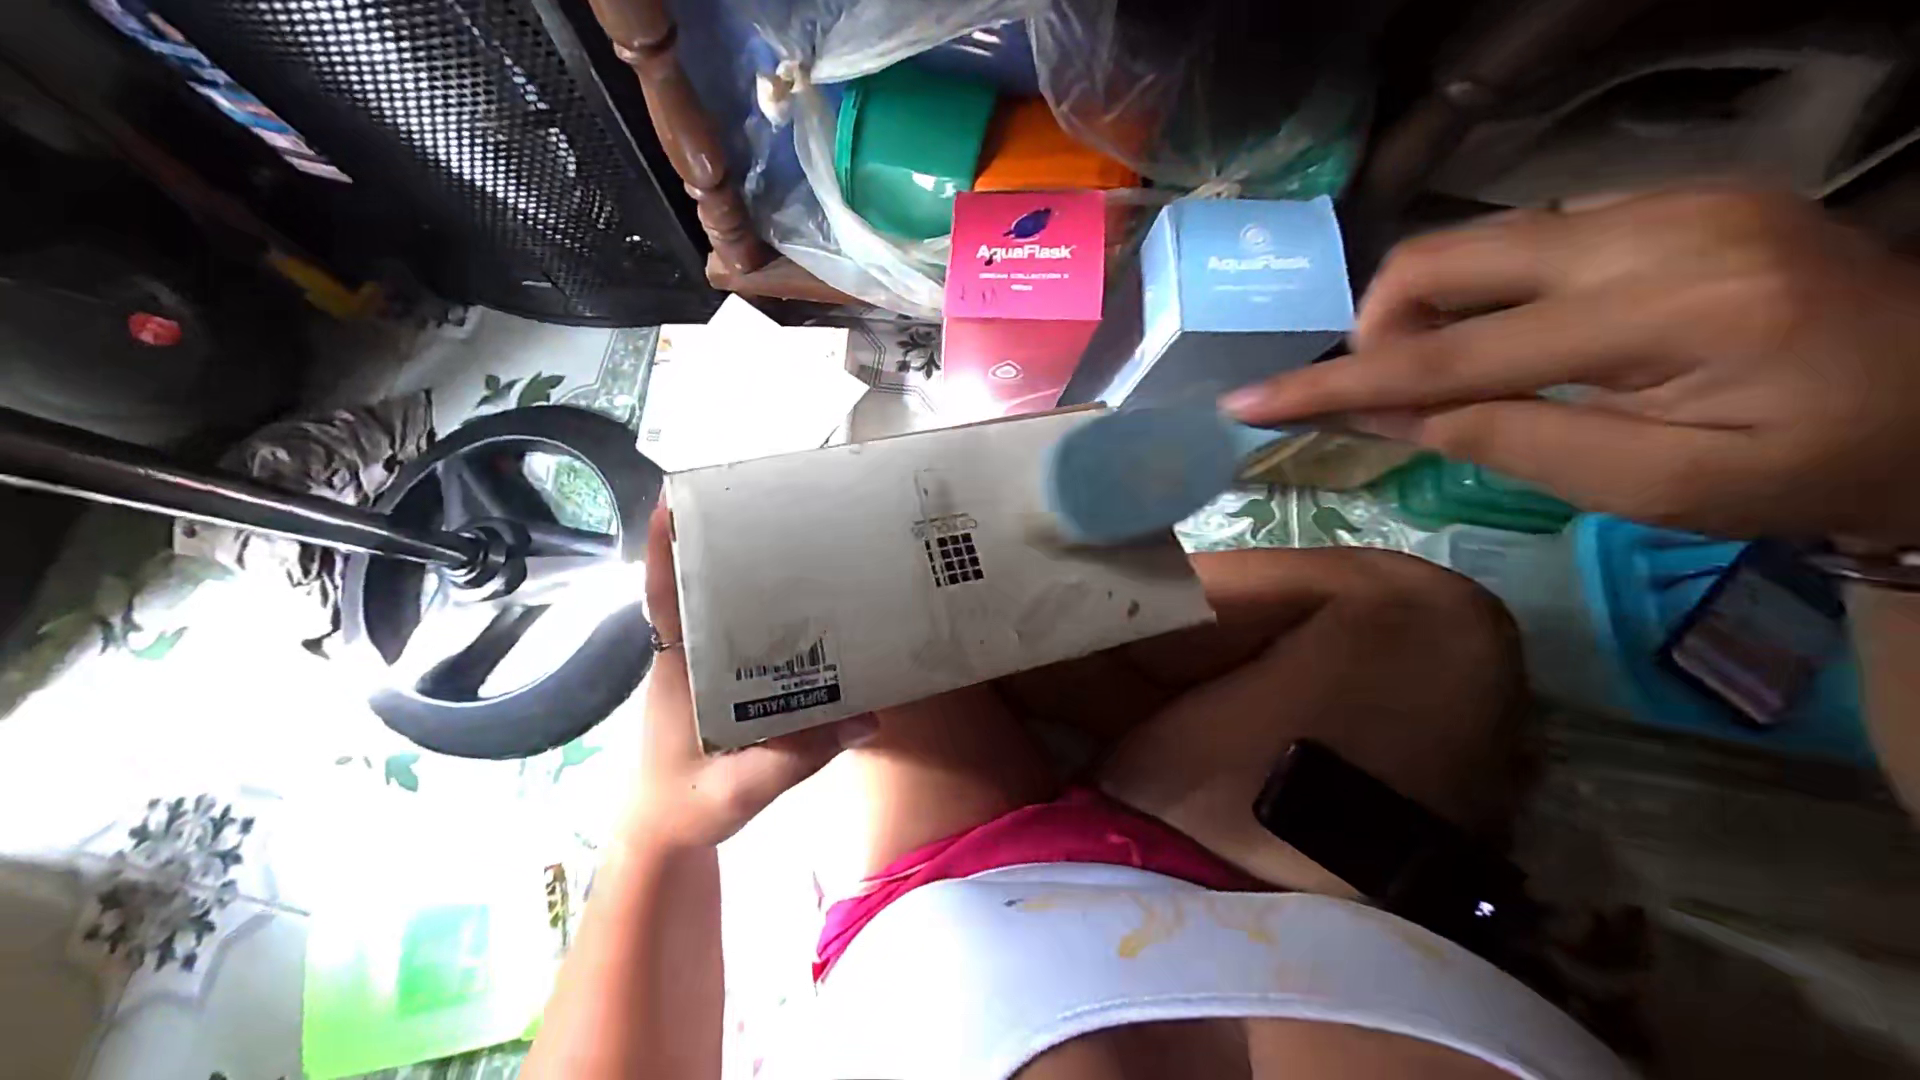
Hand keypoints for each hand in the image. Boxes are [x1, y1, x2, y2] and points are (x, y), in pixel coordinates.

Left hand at [629, 500, 875, 848]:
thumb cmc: (686, 808)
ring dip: (743, 572)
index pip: (664, 597)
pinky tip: (802, 605)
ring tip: (793, 541)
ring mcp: (703, 669)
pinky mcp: (720, 683)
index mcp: (680, 670)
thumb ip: (793, 761)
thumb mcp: (737, 792)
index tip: (671, 497)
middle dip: (719, 541)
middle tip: (764, 505)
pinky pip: (738, 634)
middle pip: (698, 585)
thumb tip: (867, 718)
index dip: (663, 548)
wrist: (664, 832)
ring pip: (720, 607)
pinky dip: (760, 611)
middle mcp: (689, 657)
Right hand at [1222, 189, 1919, 542]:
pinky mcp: (1666, 201)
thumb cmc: (1804, 469)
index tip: (1247, 401)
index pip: (1447, 354)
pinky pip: (1521, 239)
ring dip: (1426, 309)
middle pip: (1444, 256)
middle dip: (1380, 325)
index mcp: (1669, 314)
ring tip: (1451, 368)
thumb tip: (1383, 409)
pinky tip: (1511, 336)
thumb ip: (1503, 438)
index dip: (1334, 383)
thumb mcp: (1646, 485)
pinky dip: (1478, 293)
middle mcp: (1660, 227)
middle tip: (1389, 387)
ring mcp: (1667, 201)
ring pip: (1473, 240)